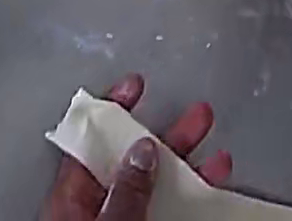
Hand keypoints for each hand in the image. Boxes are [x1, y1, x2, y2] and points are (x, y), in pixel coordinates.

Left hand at [40, 73, 232, 220]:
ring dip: (190, 171)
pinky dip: (191, 203)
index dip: (112, 112)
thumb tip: (145, 147)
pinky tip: (214, 193)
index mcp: (70, 205)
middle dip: (170, 138)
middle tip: (202, 116)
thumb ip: (124, 194)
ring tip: (221, 158)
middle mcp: (95, 215)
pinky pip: (166, 217)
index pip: (90, 146)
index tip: (137, 85)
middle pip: (133, 163)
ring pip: (157, 192)